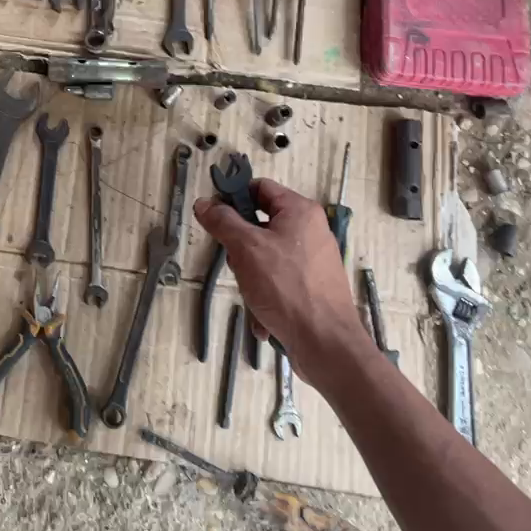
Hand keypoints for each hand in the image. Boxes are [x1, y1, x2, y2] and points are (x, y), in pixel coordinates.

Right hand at [193, 178, 365, 367]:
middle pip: (261, 224)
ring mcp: (313, 260)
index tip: (213, 217)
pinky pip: (279, 280)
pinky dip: (266, 294)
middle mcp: (310, 230)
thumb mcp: (246, 248)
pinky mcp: (313, 286)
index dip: (233, 197)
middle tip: (237, 263)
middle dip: (241, 245)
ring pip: (266, 255)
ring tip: (252, 294)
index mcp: (300, 211)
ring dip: (250, 275)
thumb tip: (204, 203)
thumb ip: (223, 221)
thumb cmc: (285, 286)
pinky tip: (262, 315)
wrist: (325, 342)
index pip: (260, 187)